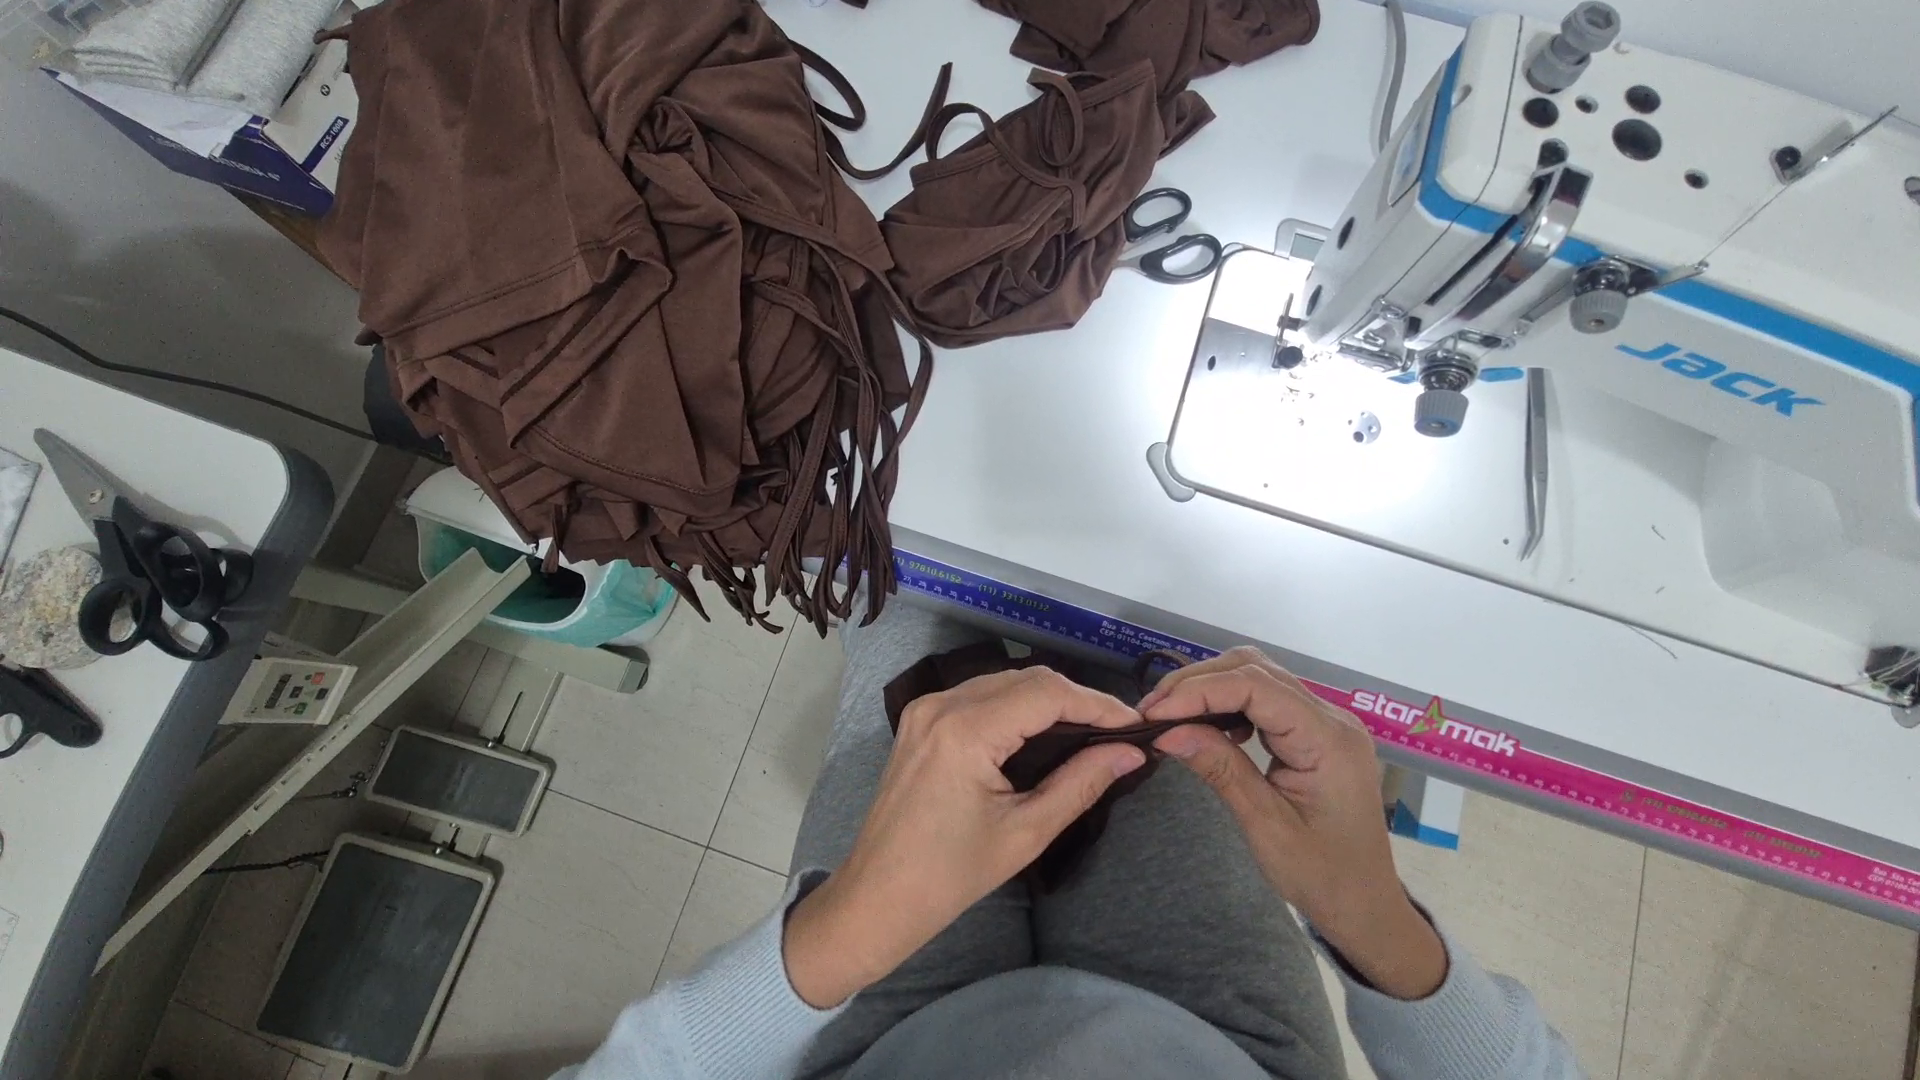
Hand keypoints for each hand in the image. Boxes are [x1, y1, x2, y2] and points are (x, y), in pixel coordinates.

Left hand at [784, 668, 1147, 1006]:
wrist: (878, 896)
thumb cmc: (951, 875)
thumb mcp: (1025, 832)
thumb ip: (1080, 783)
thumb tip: (1130, 753)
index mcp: (965, 730)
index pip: (1047, 693)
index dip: (1097, 703)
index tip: (1137, 723)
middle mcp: (942, 704)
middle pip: (1026, 678)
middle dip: (1076, 698)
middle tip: (1118, 729)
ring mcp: (926, 707)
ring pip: (1003, 680)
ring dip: (1048, 697)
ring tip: (1089, 729)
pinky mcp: (920, 718)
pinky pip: (980, 693)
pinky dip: (1017, 703)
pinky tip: (1042, 728)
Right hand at [1141, 647, 1446, 999]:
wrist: (1366, 907)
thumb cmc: (1323, 876)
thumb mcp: (1266, 826)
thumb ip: (1220, 769)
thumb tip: (1168, 731)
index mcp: (1328, 740)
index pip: (1255, 686)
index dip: (1199, 690)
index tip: (1155, 713)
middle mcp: (1330, 718)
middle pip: (1254, 669)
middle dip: (1198, 682)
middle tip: (1154, 712)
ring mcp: (1323, 722)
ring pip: (1257, 676)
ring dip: (1209, 687)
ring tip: (1170, 714)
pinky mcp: (1311, 732)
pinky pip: (1264, 697)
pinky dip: (1226, 701)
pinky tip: (1204, 724)